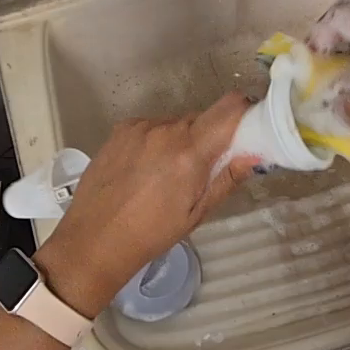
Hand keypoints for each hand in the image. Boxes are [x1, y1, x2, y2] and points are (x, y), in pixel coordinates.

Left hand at [33, 92, 258, 318]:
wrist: (94, 240)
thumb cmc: (150, 234)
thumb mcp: (196, 213)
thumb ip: (227, 178)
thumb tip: (256, 153)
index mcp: (189, 151)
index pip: (229, 109)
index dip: (245, 112)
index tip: (249, 128)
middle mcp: (165, 130)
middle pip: (202, 119)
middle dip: (208, 138)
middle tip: (201, 170)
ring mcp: (140, 127)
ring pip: (175, 124)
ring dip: (179, 141)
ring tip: (164, 176)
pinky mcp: (120, 129)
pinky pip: (151, 128)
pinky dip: (155, 142)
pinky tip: (143, 170)